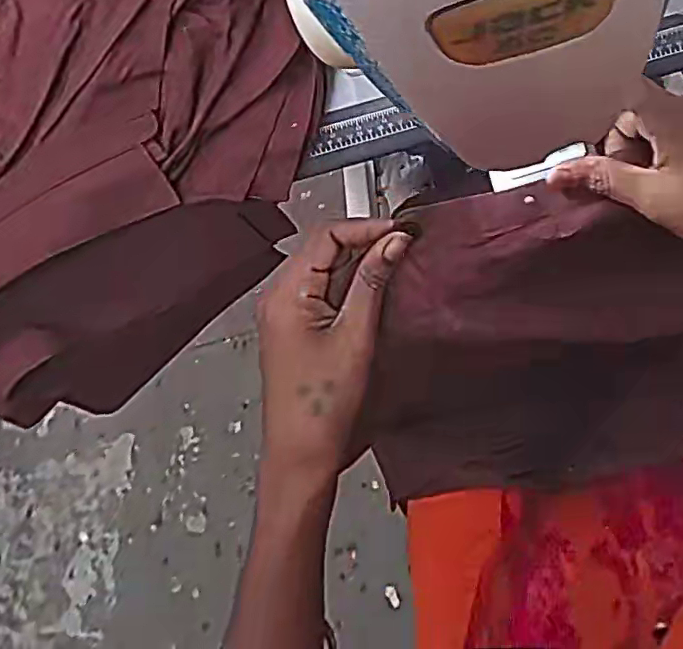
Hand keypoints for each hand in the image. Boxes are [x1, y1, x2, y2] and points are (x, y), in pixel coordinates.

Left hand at [255, 219, 411, 482]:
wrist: (302, 455)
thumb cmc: (321, 406)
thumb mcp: (356, 335)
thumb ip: (374, 281)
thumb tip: (393, 241)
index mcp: (285, 294)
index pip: (326, 235)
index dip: (366, 227)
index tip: (398, 231)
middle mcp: (279, 296)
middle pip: (324, 246)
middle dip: (365, 240)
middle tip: (402, 243)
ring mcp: (286, 310)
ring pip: (326, 265)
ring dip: (360, 260)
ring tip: (395, 261)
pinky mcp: (297, 323)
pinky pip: (325, 287)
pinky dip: (352, 281)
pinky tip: (375, 286)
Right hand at [549, 78, 682, 286]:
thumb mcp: (648, 195)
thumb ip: (600, 177)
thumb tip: (557, 174)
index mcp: (668, 111)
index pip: (614, 93)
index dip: (595, 119)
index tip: (586, 149)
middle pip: (628, 113)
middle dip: (618, 147)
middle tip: (628, 182)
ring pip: (647, 123)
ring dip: (637, 153)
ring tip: (650, 187)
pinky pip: (668, 131)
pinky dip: (657, 154)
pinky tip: (666, 182)